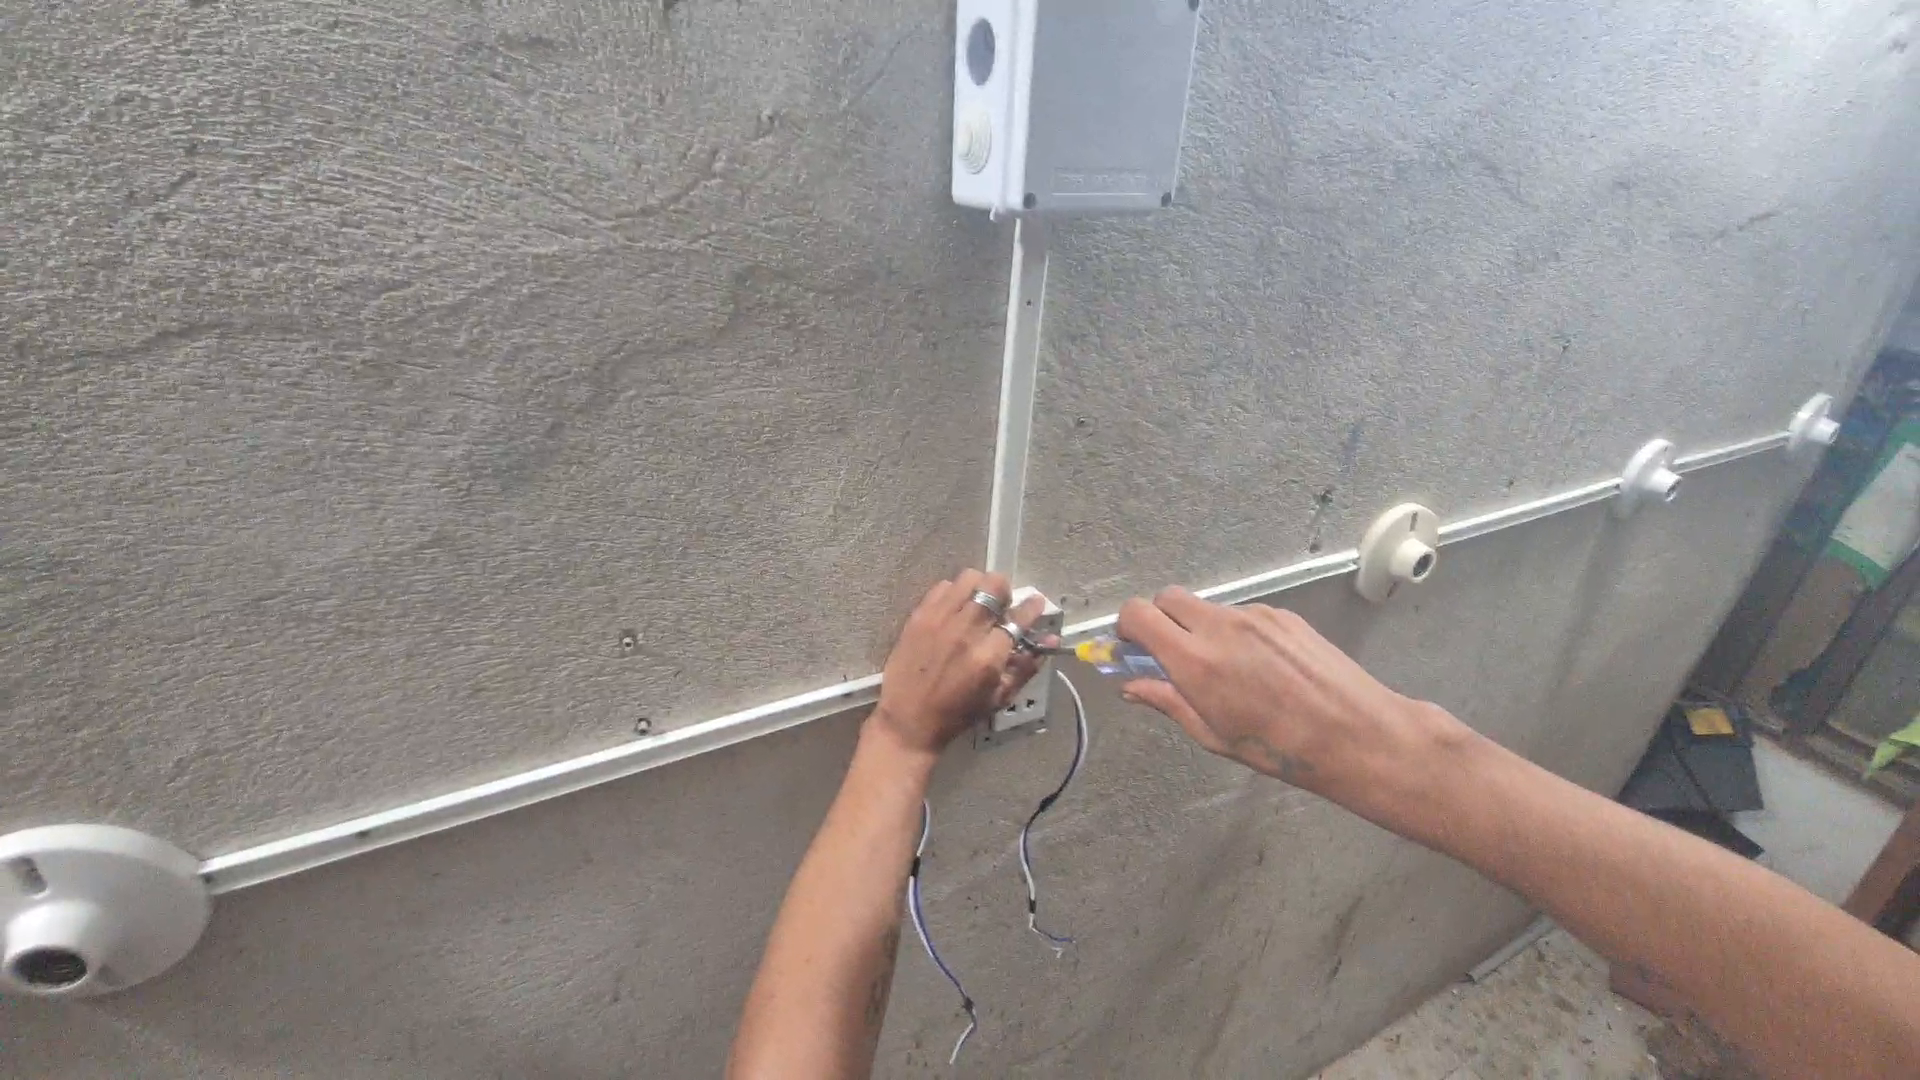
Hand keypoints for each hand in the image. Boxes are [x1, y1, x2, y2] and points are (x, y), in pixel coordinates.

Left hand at [869, 570, 1049, 761]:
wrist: (908, 719)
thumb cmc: (958, 713)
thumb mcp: (999, 697)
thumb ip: (1027, 665)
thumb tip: (1051, 639)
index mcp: (988, 656)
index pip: (1019, 618)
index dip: (1032, 607)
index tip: (1036, 602)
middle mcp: (966, 631)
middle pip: (995, 586)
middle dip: (1005, 593)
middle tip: (1002, 607)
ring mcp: (940, 620)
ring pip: (970, 578)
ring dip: (980, 587)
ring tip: (978, 604)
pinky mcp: (919, 616)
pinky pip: (943, 586)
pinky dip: (954, 593)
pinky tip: (954, 610)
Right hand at [1115, 588, 1467, 814]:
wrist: (1357, 734)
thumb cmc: (1280, 747)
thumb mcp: (1212, 734)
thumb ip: (1166, 700)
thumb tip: (1131, 686)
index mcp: (1195, 660)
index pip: (1138, 614)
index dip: (1126, 627)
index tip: (1131, 648)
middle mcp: (1220, 627)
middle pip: (1166, 597)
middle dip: (1158, 620)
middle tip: (1169, 654)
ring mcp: (1253, 615)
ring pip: (1206, 607)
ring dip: (1198, 628)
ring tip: (1225, 669)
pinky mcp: (1280, 614)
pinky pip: (1241, 614)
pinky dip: (1234, 632)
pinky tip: (1258, 666)